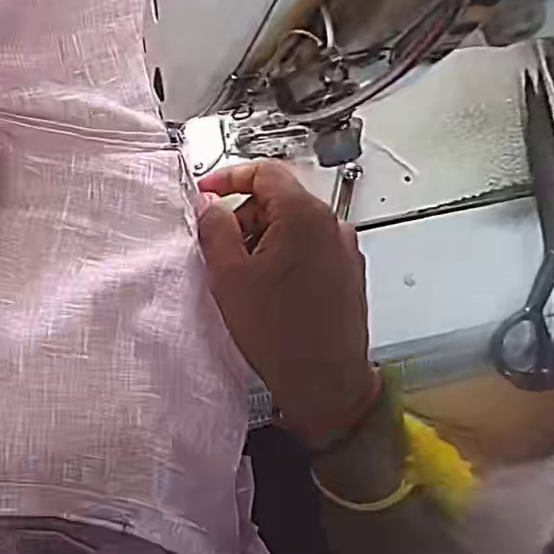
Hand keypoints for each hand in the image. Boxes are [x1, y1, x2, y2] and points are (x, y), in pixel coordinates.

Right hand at [195, 160, 378, 446]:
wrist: (324, 381)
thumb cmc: (282, 335)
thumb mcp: (229, 276)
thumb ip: (214, 229)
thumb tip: (208, 205)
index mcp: (304, 216)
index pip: (264, 172)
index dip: (229, 178)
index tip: (208, 191)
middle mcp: (331, 225)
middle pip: (277, 199)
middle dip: (243, 218)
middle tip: (221, 249)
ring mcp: (343, 249)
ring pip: (291, 226)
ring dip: (262, 240)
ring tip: (245, 280)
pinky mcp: (346, 271)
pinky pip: (307, 248)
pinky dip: (282, 257)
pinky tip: (267, 291)